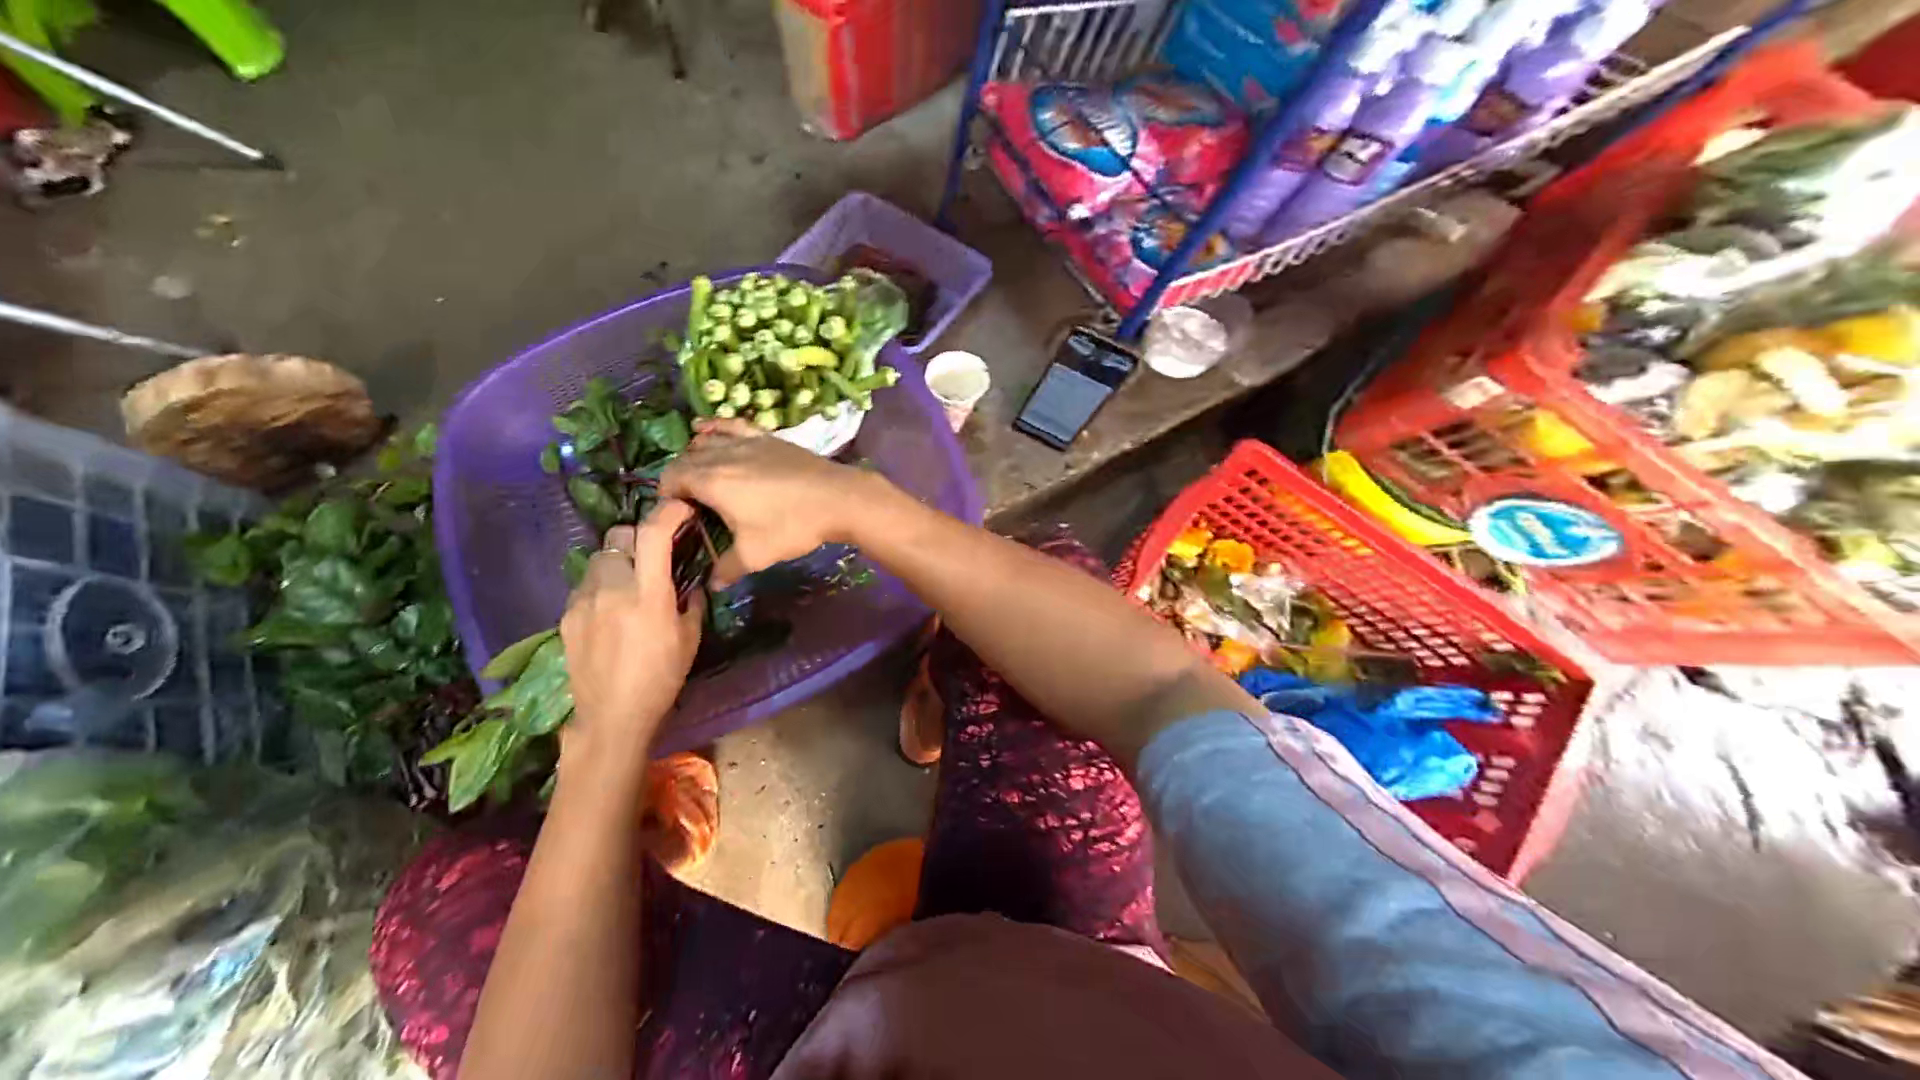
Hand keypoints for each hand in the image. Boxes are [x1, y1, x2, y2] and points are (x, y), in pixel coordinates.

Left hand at [558, 500, 704, 771]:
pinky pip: (585, 584)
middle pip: (618, 536)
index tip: (681, 508)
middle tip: (651, 557)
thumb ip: (691, 602)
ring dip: (617, 562)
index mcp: (649, 594)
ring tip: (628, 585)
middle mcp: (612, 589)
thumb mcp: (690, 638)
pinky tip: (610, 610)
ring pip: (598, 558)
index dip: (668, 512)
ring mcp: (583, 601)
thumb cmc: (662, 678)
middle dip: (637, 539)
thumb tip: (690, 582)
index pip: (653, 534)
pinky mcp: (565, 615)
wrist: (612, 716)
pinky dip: (600, 586)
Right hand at [660, 418, 891, 587]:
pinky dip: (715, 427)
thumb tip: (712, 584)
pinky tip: (708, 429)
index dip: (666, 497)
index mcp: (710, 481)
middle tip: (690, 504)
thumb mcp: (755, 555)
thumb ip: (727, 568)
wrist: (838, 498)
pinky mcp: (767, 437)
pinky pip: (732, 426)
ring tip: (700, 475)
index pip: (671, 479)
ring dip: (695, 455)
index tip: (676, 516)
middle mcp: (721, 454)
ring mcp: (746, 441)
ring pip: (707, 440)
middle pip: (686, 459)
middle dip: (680, 479)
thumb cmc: (791, 526)